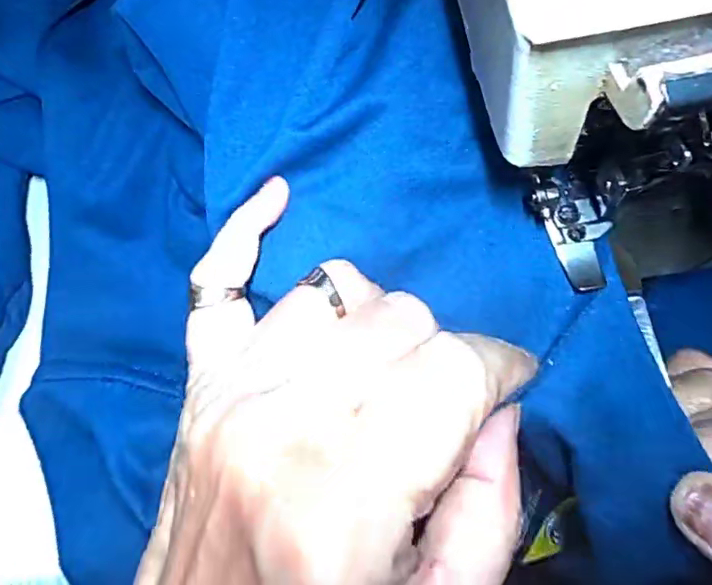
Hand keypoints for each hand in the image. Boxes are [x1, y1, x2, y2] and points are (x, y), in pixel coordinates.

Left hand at [137, 177, 537, 584]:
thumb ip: (487, 512)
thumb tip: (499, 406)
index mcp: (341, 498)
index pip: (451, 369)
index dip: (501, 367)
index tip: (513, 382)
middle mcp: (278, 423)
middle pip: (398, 318)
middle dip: (441, 354)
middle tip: (444, 404)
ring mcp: (228, 391)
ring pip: (332, 286)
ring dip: (375, 316)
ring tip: (384, 363)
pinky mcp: (199, 383)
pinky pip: (215, 282)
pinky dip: (246, 232)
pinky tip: (278, 198)